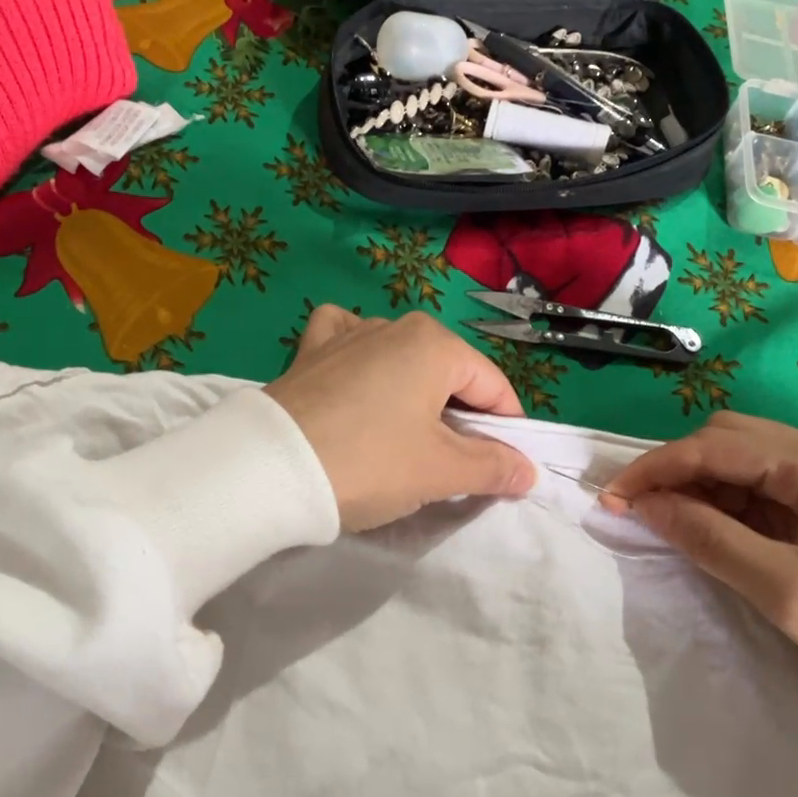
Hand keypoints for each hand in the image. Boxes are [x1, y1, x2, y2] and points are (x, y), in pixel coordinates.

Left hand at [265, 306, 536, 531]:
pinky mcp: (309, 352)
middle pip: (448, 373)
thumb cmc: (368, 463)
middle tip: (451, 466)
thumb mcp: (440, 470)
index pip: (493, 386)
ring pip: (401, 360)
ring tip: (404, 440)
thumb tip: (528, 470)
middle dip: (459, 416)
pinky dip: (362, 361)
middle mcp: (393, 326)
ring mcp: (346, 334)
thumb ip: (492, 466)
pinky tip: (358, 381)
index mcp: (434, 343)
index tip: (503, 469)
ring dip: (414, 395)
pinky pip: (349, 345)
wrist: (269, 469)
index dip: (506, 430)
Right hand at [606, 412, 797, 715]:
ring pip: (746, 459)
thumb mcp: (790, 595)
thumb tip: (647, 505)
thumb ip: (712, 540)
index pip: (718, 444)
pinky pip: (768, 486)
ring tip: (670, 525)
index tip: (612, 498)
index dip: (658, 467)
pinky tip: (713, 530)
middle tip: (639, 512)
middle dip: (677, 468)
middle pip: (730, 438)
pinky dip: (730, 502)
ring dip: (701, 485)